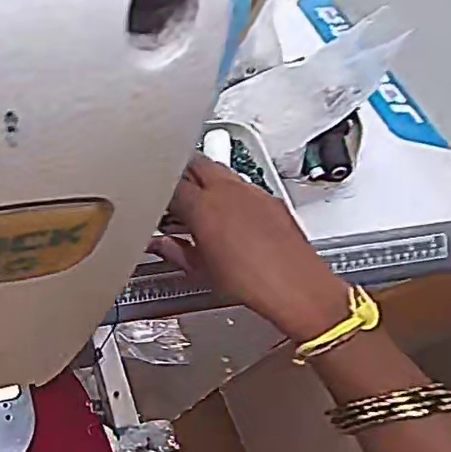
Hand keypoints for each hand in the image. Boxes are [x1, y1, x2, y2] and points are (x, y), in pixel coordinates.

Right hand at [152, 155, 352, 340]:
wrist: (295, 286)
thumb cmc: (252, 281)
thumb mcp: (200, 269)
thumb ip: (173, 250)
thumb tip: (161, 244)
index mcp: (203, 206)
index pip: (171, 185)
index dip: (159, 193)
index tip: (155, 205)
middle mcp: (228, 191)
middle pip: (196, 165)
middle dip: (181, 176)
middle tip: (172, 195)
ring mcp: (252, 192)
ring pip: (220, 171)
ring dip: (205, 182)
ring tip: (198, 208)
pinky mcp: (270, 199)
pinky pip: (242, 186)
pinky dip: (228, 193)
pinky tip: (226, 217)